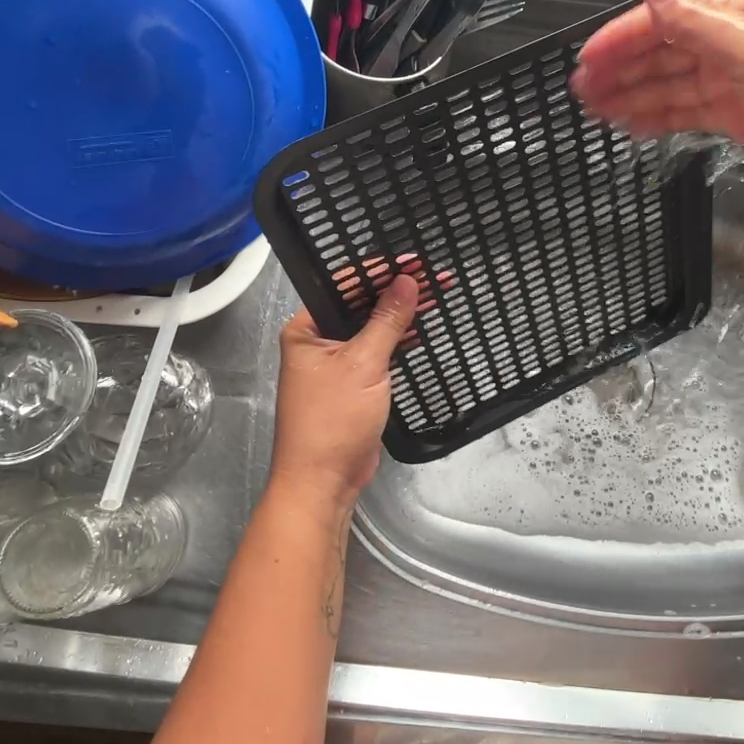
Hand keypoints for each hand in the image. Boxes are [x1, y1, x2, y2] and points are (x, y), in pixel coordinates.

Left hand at [271, 273, 419, 508]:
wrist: (322, 482)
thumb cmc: (333, 419)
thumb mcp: (364, 364)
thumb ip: (387, 320)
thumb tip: (408, 280)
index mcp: (306, 328)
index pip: (344, 286)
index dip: (380, 271)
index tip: (414, 260)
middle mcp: (317, 341)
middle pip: (360, 305)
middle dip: (395, 291)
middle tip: (434, 275)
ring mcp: (335, 363)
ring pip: (371, 328)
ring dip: (400, 315)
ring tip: (437, 294)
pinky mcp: (352, 384)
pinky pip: (376, 352)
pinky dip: (397, 341)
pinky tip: (422, 328)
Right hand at [571, 0, 743, 224]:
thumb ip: (699, 23)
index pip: (670, 17)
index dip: (625, 36)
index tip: (591, 56)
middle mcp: (739, 42)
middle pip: (665, 51)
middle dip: (621, 68)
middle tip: (584, 86)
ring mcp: (739, 80)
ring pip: (672, 84)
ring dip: (633, 94)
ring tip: (597, 107)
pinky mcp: (742, 115)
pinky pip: (688, 112)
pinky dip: (659, 117)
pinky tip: (633, 122)